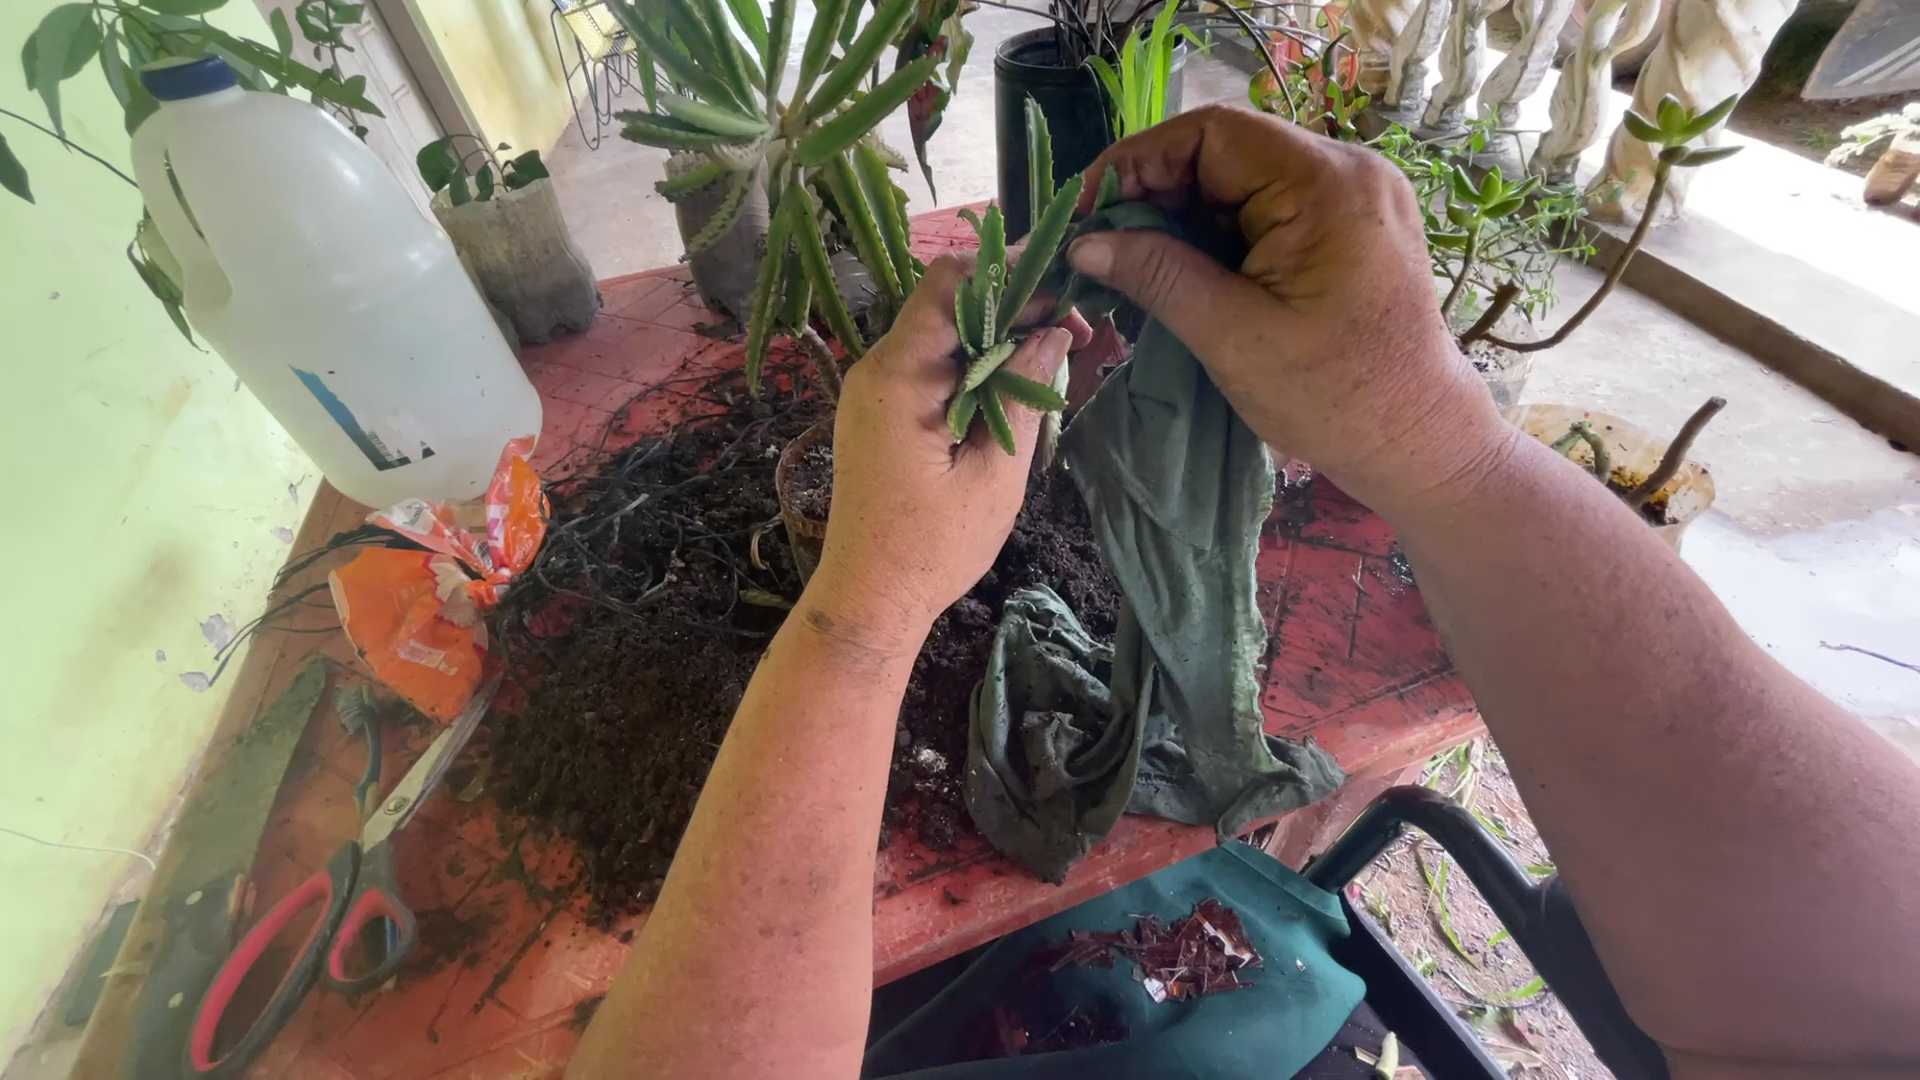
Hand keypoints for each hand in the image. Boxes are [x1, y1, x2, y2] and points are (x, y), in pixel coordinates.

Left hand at [804, 257, 1083, 649]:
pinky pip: (927, 371)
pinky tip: (1007, 388)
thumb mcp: (993, 476)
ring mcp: (871, 393)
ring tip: (1048, 358)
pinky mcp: (877, 415)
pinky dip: (969, 369)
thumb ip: (1022, 398)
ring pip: (939, 339)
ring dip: (993, 342)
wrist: (870, 596)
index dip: (1005, 271)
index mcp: (898, 377)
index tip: (1058, 286)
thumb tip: (1052, 335)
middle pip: (945, 307)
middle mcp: (876, 372)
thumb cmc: (934, 548)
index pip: (947, 283)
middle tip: (1069, 332)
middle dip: (1010, 309)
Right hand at [1067, 106, 1515, 512]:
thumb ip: (1158, 277)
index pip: (1211, 134)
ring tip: (1134, 269)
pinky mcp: (1341, 230)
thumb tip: (1083, 244)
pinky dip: (1211, 241)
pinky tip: (1182, 276)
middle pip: (1224, 156)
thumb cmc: (1330, 394)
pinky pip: (1260, 215)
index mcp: (1323, 185)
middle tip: (1102, 250)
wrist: (1411, 437)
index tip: (1087, 212)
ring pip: (1238, 187)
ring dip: (1179, 223)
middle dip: (1153, 198)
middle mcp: (1343, 172)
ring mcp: (1346, 199)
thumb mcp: (1231, 336)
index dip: (1137, 162)